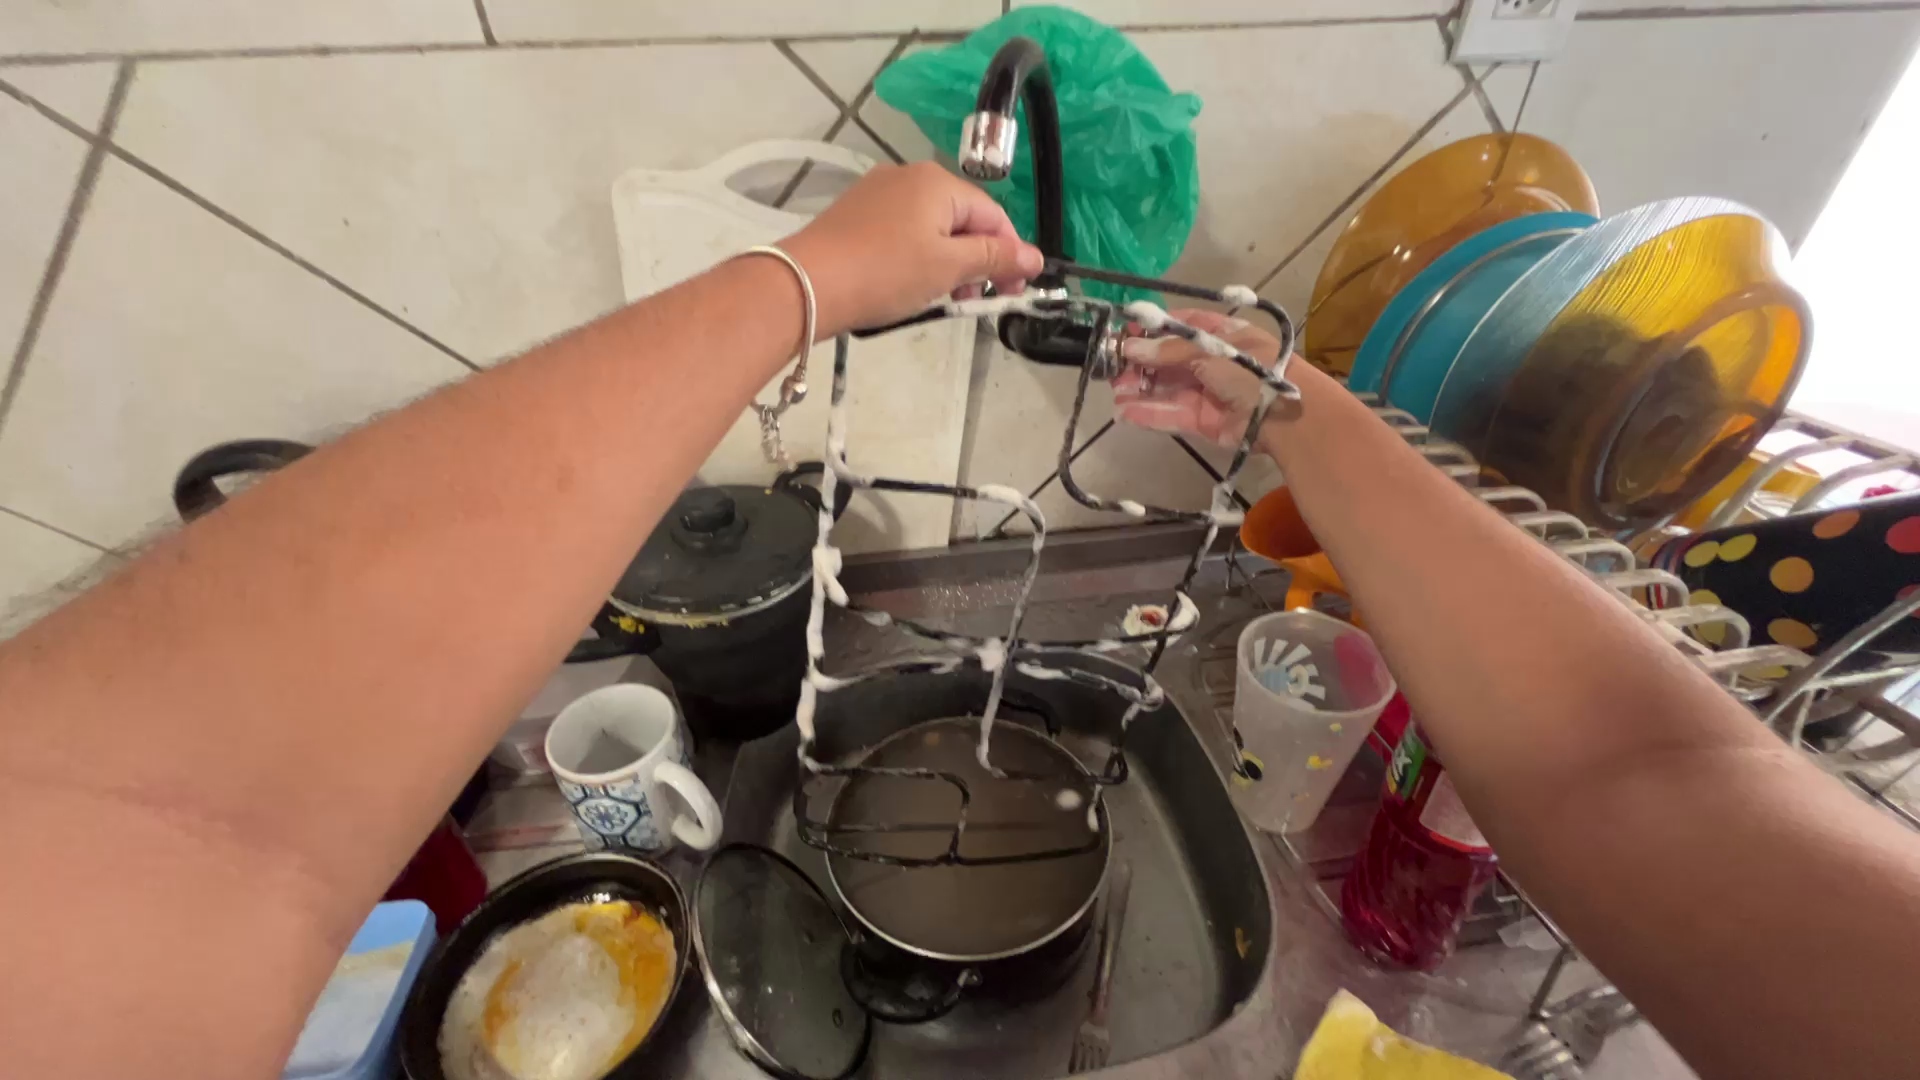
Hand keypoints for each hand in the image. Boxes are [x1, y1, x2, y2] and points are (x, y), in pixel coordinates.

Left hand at [781, 162, 1043, 337]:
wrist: (809, 284)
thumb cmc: (885, 273)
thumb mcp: (948, 268)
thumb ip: (994, 260)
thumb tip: (1035, 258)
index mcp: (937, 183)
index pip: (993, 216)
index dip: (1010, 254)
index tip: (1014, 292)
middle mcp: (908, 177)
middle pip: (962, 220)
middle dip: (977, 262)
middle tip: (974, 302)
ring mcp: (878, 195)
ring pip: (932, 230)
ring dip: (948, 265)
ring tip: (941, 299)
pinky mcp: (857, 217)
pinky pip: (904, 235)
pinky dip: (918, 260)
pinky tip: (910, 287)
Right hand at [1113, 309, 1292, 447]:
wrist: (1284, 417)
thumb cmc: (1251, 371)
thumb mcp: (1210, 350)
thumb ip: (1169, 351)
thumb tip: (1129, 347)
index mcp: (1221, 335)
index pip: (1181, 327)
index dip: (1154, 329)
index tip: (1125, 332)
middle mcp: (1212, 362)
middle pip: (1169, 360)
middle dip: (1140, 363)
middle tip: (1112, 367)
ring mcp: (1206, 393)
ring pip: (1166, 389)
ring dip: (1140, 389)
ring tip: (1115, 391)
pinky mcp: (1202, 421)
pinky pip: (1170, 414)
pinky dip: (1148, 413)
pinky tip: (1124, 412)